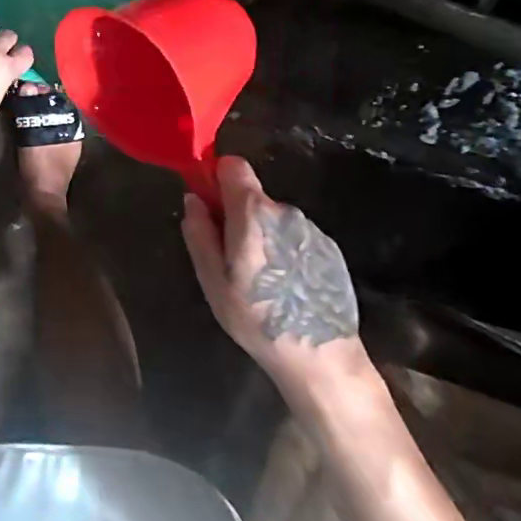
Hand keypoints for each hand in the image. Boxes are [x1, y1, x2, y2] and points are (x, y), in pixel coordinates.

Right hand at [181, 157, 367, 393]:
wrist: (321, 355)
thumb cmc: (257, 317)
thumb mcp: (213, 281)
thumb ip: (199, 233)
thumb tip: (193, 199)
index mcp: (252, 212)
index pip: (233, 165)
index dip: (216, 178)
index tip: (209, 205)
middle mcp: (283, 210)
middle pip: (252, 196)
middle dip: (236, 216)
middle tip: (229, 258)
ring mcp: (310, 227)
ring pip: (272, 219)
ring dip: (261, 236)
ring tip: (259, 281)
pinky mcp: (328, 247)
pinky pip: (293, 237)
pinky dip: (283, 251)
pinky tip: (284, 287)